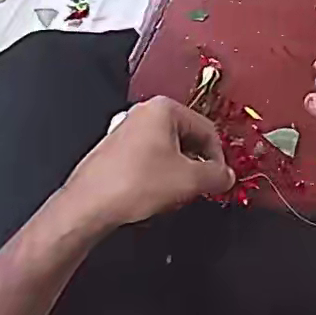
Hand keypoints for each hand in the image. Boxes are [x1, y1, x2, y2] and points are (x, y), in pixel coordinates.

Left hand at [55, 97, 234, 231]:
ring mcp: (127, 129)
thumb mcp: (189, 180)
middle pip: (188, 138)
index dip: (218, 158)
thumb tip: (227, 176)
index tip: (220, 179)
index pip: (207, 130)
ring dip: (179, 171)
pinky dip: (159, 173)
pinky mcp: (115, 149)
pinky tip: (154, 193)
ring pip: (169, 149)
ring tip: (175, 193)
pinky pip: (149, 156)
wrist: (88, 206)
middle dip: (197, 165)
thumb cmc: (136, 184)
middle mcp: (144, 112)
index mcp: (164, 108)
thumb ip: (216, 175)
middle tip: (199, 187)